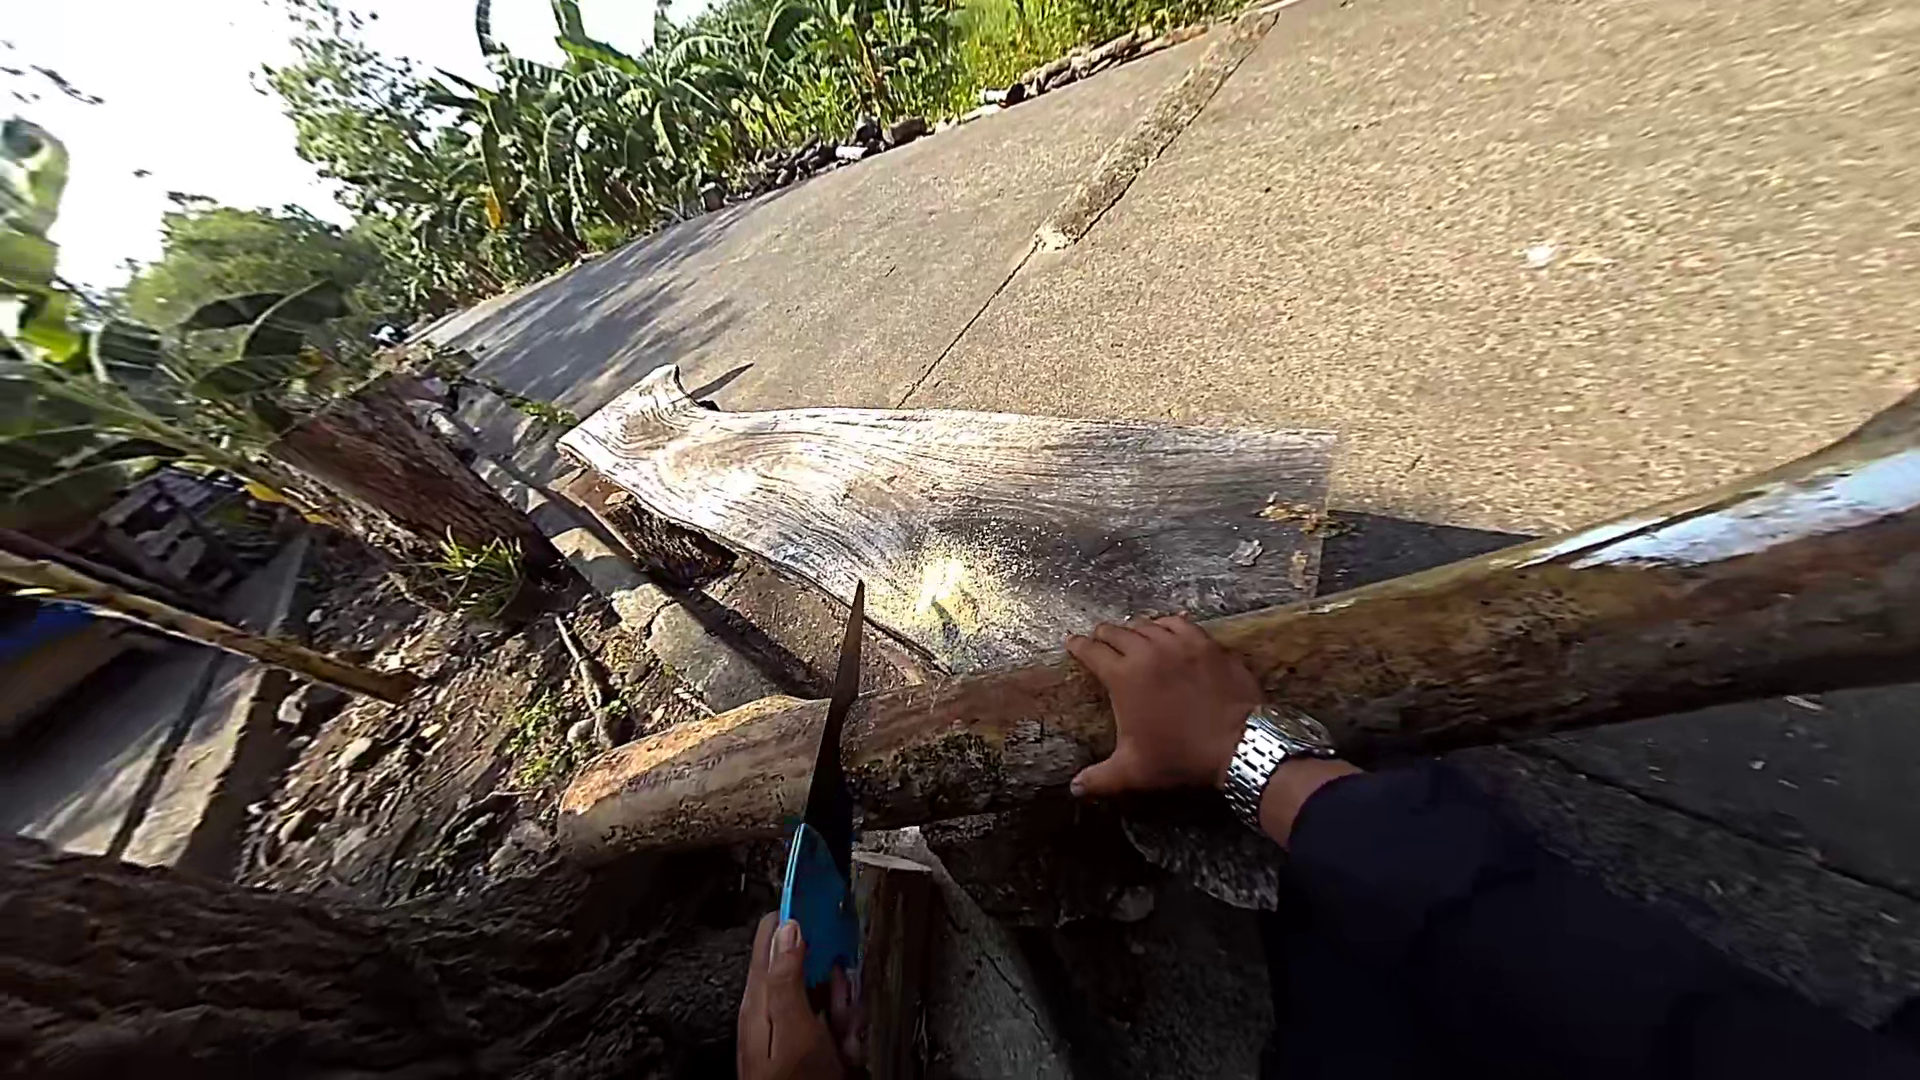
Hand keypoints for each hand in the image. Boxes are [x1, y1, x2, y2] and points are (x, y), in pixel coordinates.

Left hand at [737, 914, 859, 1079]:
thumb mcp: (794, 1033)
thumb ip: (786, 977)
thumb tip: (788, 925)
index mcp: (759, 997)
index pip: (772, 930)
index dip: (799, 915)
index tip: (825, 915)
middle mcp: (767, 1004)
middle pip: (804, 957)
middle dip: (829, 970)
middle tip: (839, 999)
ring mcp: (785, 1021)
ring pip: (821, 984)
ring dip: (840, 999)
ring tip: (844, 1030)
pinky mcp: (802, 1037)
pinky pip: (827, 1011)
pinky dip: (841, 1020)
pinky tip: (845, 1043)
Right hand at [1066, 615, 1263, 796]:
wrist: (1238, 745)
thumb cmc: (1180, 755)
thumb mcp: (1134, 770)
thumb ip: (1100, 777)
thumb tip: (1075, 789)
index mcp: (1122, 676)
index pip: (1090, 650)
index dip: (1077, 645)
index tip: (1072, 643)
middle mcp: (1144, 651)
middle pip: (1114, 631)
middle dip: (1102, 636)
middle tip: (1100, 642)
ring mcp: (1176, 643)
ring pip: (1144, 624)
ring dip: (1132, 629)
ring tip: (1131, 636)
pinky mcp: (1203, 642)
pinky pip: (1177, 622)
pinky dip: (1165, 624)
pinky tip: (1164, 629)